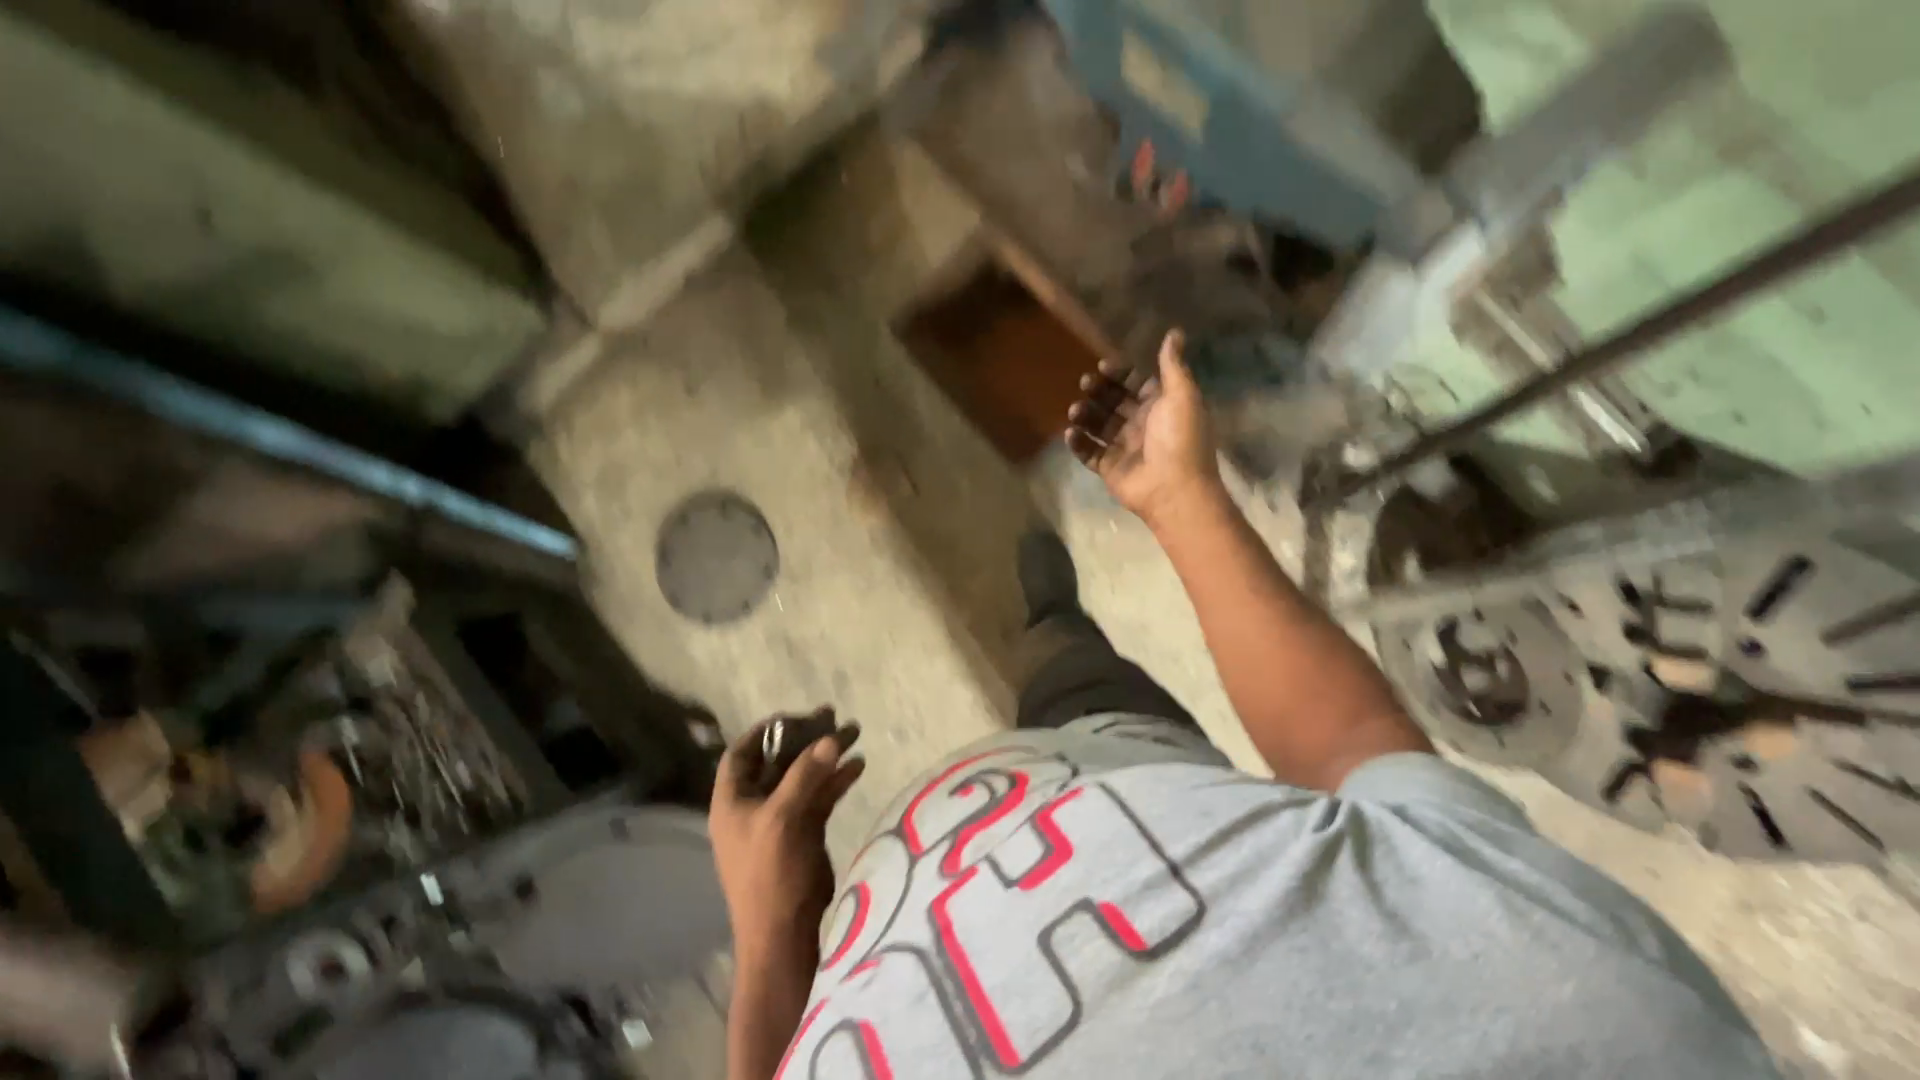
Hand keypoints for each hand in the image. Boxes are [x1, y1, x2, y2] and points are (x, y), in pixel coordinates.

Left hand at [709, 709, 864, 960]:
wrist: (784, 934)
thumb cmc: (770, 874)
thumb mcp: (782, 819)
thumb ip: (805, 776)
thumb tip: (829, 738)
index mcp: (732, 801)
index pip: (741, 753)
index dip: (765, 731)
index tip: (795, 716)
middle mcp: (753, 806)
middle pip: (777, 761)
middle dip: (805, 738)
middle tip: (834, 716)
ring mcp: (780, 820)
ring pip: (803, 777)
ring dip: (826, 756)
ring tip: (855, 732)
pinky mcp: (803, 834)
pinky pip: (819, 797)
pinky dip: (836, 780)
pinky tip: (859, 765)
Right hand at [1066, 329, 1221, 524]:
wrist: (1175, 488)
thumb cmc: (1179, 438)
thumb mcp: (1181, 395)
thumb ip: (1173, 365)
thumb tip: (1175, 332)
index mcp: (1161, 407)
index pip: (1138, 384)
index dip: (1121, 374)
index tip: (1103, 366)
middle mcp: (1142, 425)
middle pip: (1115, 403)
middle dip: (1099, 392)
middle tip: (1085, 383)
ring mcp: (1125, 448)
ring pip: (1099, 426)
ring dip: (1086, 415)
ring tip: (1074, 410)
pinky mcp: (1110, 469)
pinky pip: (1090, 453)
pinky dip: (1079, 443)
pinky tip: (1070, 433)